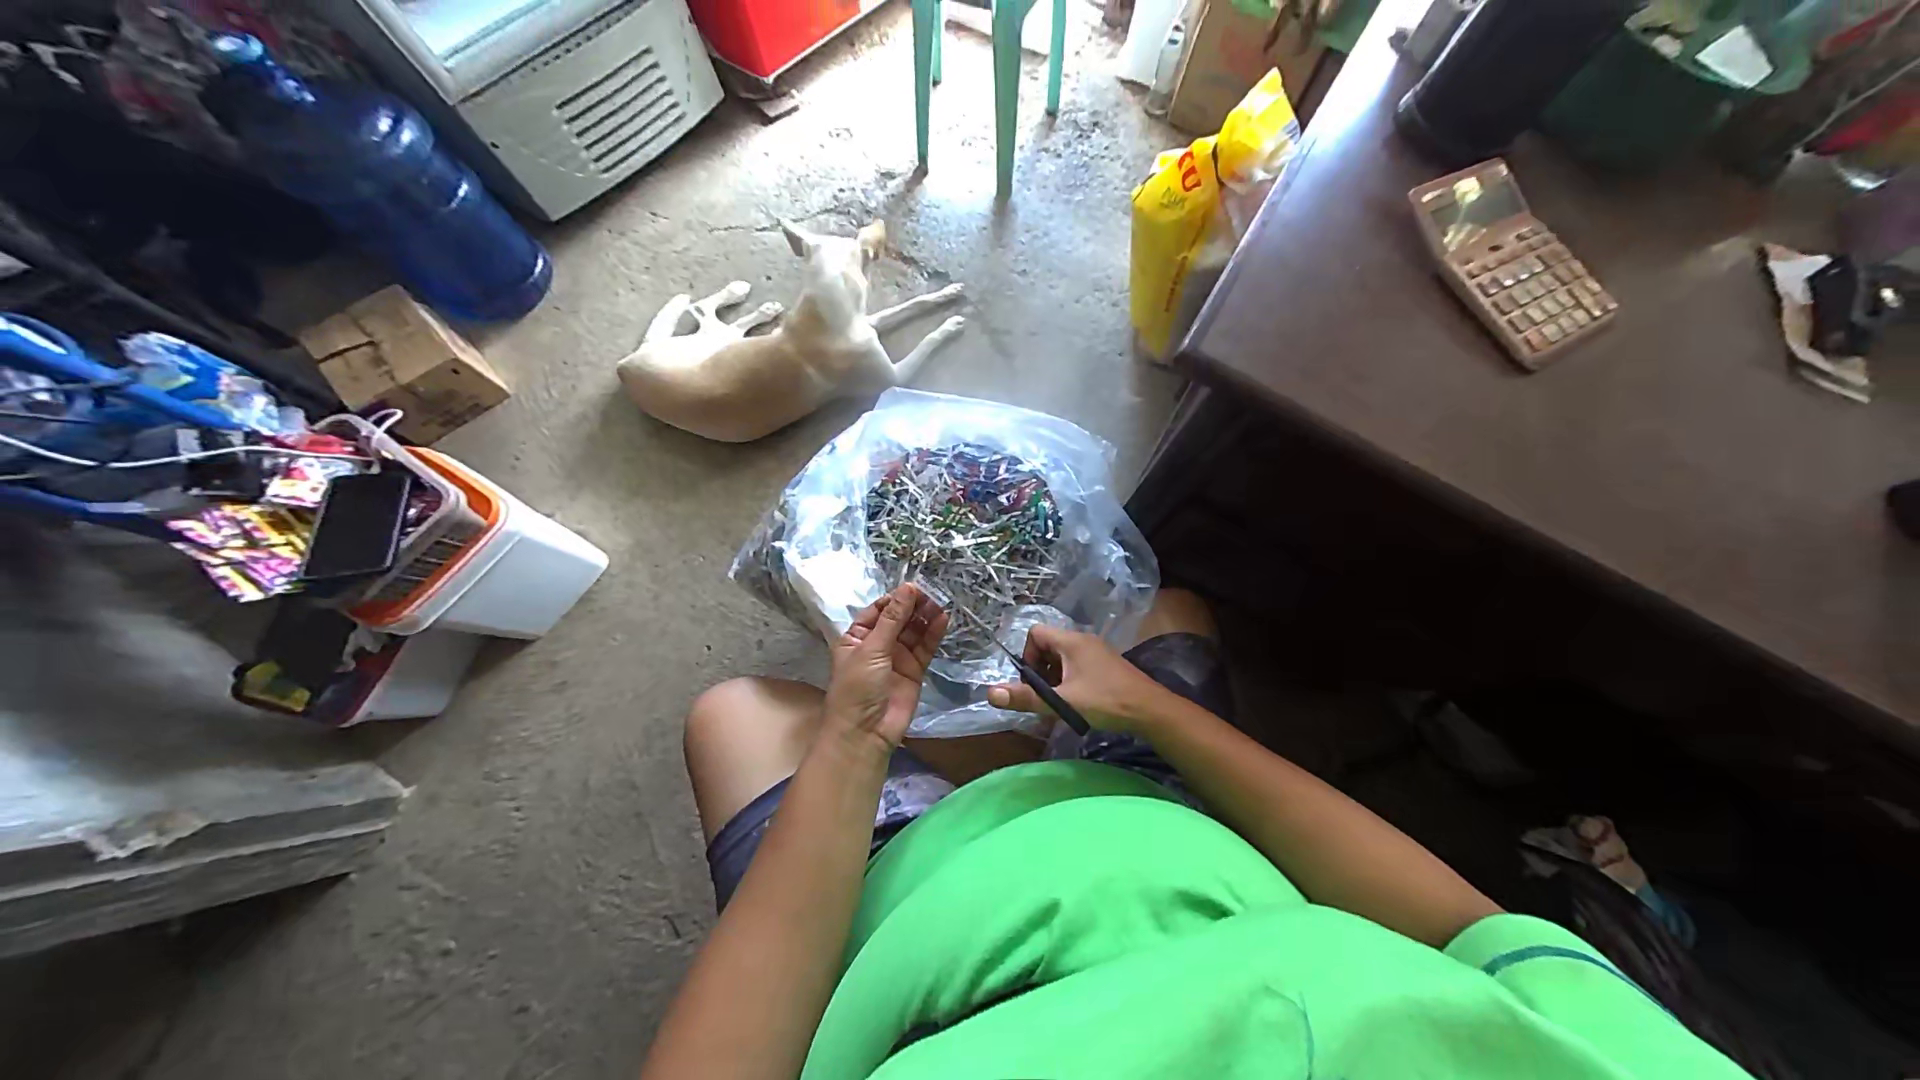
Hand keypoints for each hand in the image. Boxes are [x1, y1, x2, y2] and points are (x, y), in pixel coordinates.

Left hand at [824, 584, 948, 753]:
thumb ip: (893, 619)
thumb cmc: (857, 688)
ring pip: (913, 632)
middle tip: (931, 594)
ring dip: (925, 618)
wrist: (865, 734)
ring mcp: (896, 658)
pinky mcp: (914, 671)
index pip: (878, 610)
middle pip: (898, 619)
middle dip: (913, 606)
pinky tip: (943, 620)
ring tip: (940, 604)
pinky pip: (925, 648)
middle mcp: (877, 645)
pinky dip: (933, 635)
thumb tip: (908, 588)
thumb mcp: (871, 649)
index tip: (914, 588)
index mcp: (857, 637)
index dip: (895, 599)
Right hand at [986, 624, 1182, 735]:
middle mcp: (1084, 640)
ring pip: (1063, 657)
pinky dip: (1070, 680)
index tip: (1033, 681)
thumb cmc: (1106, 701)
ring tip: (1060, 702)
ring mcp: (1097, 652)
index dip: (1027, 655)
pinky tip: (1078, 703)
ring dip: (1055, 677)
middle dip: (1040, 670)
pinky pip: (1078, 665)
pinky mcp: (1107, 665)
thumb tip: (990, 693)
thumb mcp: (1062, 702)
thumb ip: (1025, 698)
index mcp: (1072, 641)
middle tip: (1044, 695)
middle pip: (1048, 645)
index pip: (1036, 633)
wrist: (1151, 710)